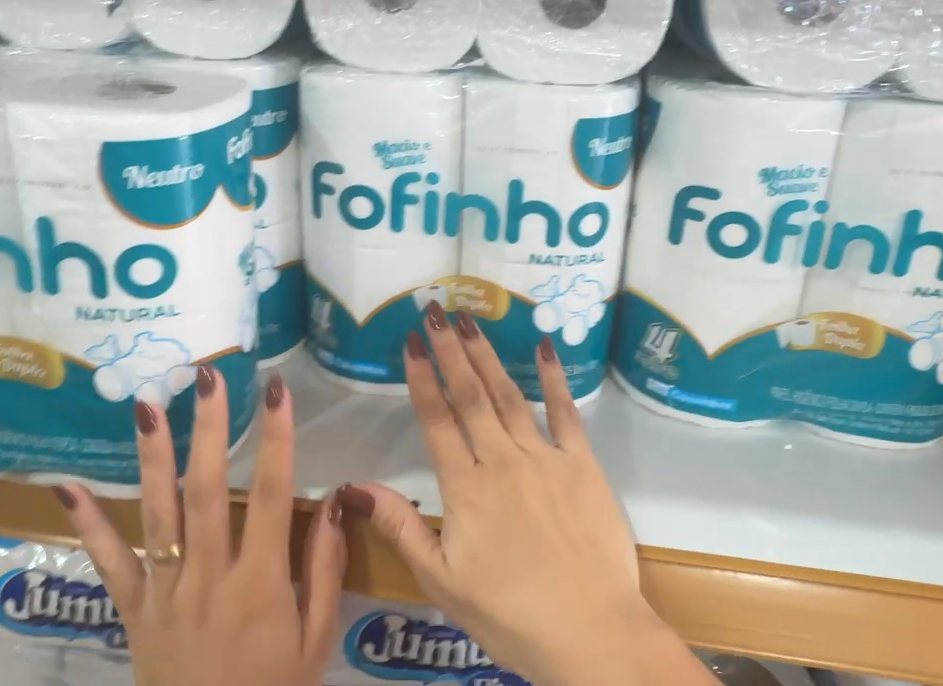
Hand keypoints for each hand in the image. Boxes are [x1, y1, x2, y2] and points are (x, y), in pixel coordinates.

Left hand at [58, 368, 346, 685]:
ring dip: (152, 456)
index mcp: (259, 583)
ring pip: (158, 513)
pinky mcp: (133, 610)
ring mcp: (165, 591)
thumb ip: (324, 570)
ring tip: (148, 405)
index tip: (277, 389)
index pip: (271, 495)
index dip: (275, 438)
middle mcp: (208, 575)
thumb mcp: (315, 643)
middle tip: (207, 375)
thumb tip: (332, 501)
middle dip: (208, 428)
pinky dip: (88, 525)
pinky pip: (109, 564)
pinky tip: (67, 486)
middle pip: (207, 489)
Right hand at [337, 304, 712, 685]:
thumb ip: (400, 528)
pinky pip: (566, 413)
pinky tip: (544, 348)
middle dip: (450, 350)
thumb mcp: (442, 580)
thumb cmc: (511, 614)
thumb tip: (352, 488)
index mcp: (465, 487)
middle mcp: (502, 460)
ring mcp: (545, 457)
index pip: (436, 420)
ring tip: (470, 322)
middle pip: (470, 396)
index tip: (410, 341)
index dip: (421, 378)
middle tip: (436, 311)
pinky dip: (554, 379)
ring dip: (487, 357)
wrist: (591, 632)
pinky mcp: (582, 464)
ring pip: (509, 396)